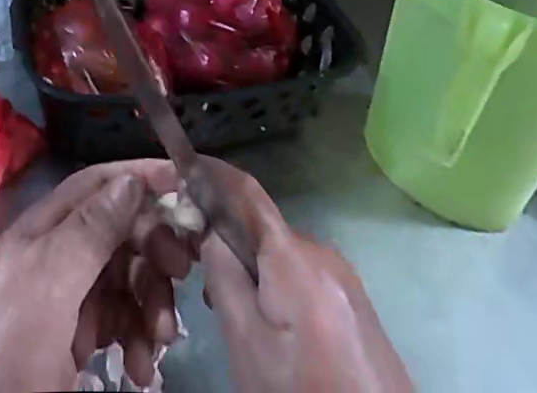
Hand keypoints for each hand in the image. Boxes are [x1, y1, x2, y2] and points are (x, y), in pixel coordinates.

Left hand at [0, 160, 193, 392]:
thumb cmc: (0, 355)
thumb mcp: (47, 287)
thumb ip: (90, 231)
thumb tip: (132, 178)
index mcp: (44, 231)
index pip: (98, 184)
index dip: (140, 178)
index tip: (186, 186)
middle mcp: (55, 256)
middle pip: (120, 232)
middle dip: (154, 251)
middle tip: (182, 274)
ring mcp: (63, 300)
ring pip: (126, 279)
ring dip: (152, 304)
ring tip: (161, 342)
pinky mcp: (71, 341)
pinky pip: (119, 322)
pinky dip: (137, 339)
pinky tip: (140, 368)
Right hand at [199, 159, 411, 392]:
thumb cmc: (302, 390)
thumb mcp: (248, 344)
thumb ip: (225, 279)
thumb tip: (211, 229)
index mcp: (294, 254)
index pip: (248, 193)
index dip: (215, 173)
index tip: (185, 166)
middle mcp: (321, 250)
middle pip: (262, 230)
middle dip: (229, 243)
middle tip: (203, 288)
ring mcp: (341, 274)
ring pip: (281, 255)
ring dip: (253, 271)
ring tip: (237, 319)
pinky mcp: (351, 298)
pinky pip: (303, 275)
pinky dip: (277, 287)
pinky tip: (271, 329)